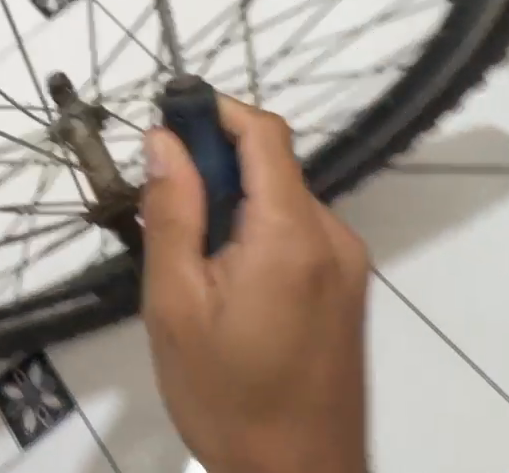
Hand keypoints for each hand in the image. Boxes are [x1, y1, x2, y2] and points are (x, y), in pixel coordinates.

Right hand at [140, 97, 369, 472]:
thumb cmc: (226, 398)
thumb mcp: (175, 303)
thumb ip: (172, 211)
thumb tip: (164, 138)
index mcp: (292, 234)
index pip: (264, 133)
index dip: (215, 111)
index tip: (166, 120)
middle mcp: (332, 237)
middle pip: (269, 164)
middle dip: (212, 166)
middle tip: (161, 209)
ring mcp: (347, 265)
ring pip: (279, 198)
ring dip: (230, 202)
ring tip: (187, 258)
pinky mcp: (346, 290)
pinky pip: (294, 231)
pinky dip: (253, 230)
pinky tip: (223, 280)